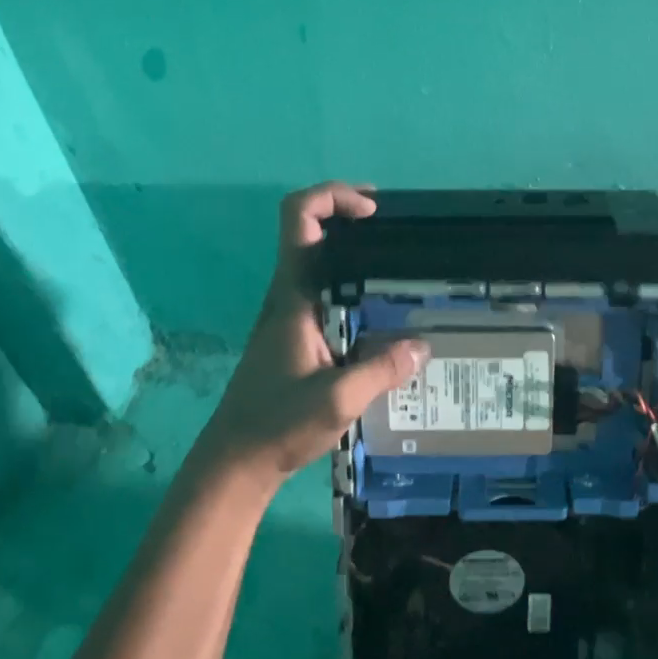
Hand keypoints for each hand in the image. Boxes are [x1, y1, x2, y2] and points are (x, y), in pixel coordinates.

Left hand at [192, 182, 428, 497]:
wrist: (235, 461)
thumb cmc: (276, 425)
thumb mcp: (337, 399)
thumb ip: (381, 370)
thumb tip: (422, 345)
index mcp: (292, 297)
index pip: (299, 219)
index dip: (333, 197)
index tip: (373, 211)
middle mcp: (289, 298)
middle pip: (315, 235)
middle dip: (357, 226)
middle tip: (406, 241)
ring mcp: (290, 319)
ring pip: (324, 269)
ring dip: (361, 264)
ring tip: (409, 280)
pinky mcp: (297, 341)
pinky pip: (330, 300)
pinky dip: (359, 297)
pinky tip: (388, 324)